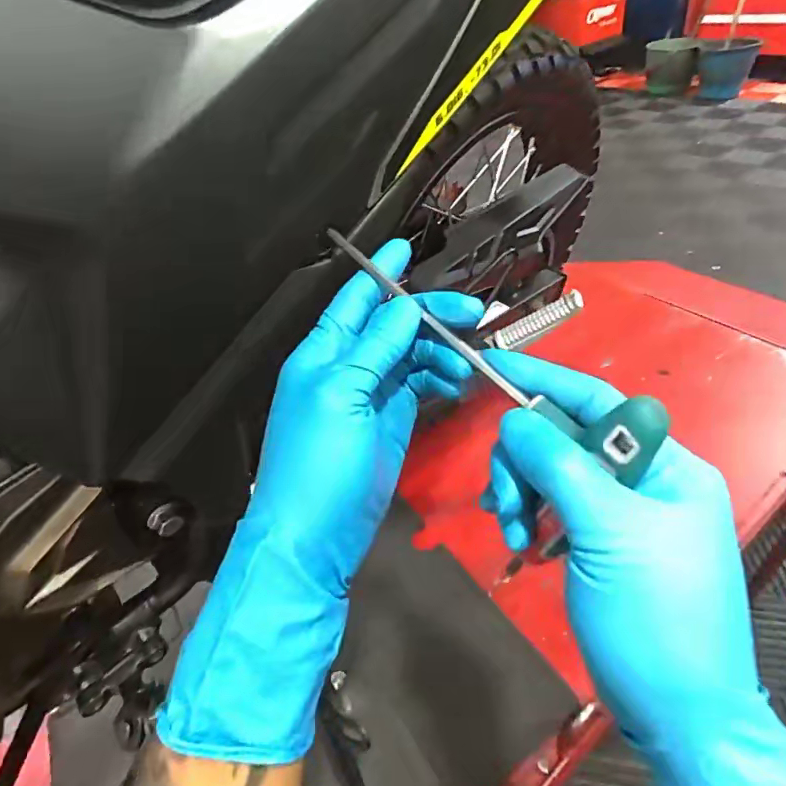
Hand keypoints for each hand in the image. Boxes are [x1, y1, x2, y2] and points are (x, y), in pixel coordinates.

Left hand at [158, 238, 481, 764]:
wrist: (312, 540)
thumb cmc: (317, 465)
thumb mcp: (343, 396)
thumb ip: (375, 348)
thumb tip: (403, 305)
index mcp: (323, 353)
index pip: (355, 300)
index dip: (381, 272)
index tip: (406, 245)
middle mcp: (346, 367)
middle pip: (392, 325)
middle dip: (429, 314)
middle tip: (474, 312)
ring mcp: (370, 395)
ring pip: (410, 354)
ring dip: (441, 349)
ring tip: (472, 358)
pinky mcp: (390, 422)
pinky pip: (418, 386)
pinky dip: (440, 378)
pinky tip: (460, 381)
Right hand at [483, 351, 785, 785]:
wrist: (680, 721)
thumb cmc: (655, 618)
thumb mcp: (606, 532)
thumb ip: (559, 465)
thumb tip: (514, 416)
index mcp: (668, 465)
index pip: (598, 402)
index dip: (542, 380)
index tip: (491, 365)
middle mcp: (647, 480)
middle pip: (567, 439)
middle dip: (525, 462)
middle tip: (503, 501)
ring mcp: (624, 513)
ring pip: (554, 474)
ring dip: (523, 494)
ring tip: (513, 533)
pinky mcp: (602, 542)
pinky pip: (555, 507)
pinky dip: (532, 518)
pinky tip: (523, 543)